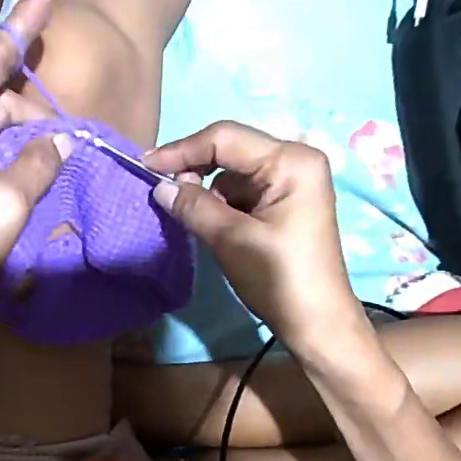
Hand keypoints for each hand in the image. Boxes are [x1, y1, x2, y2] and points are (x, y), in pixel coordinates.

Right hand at [144, 122, 363, 350]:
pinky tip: (206, 219)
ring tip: (184, 211)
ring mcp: (292, 181)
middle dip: (193, 166)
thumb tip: (160, 186)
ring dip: (205, 187)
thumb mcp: (230, 239)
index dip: (181, 150)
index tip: (145, 165)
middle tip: (160, 187)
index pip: (224, 139)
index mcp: (290, 161)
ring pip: (232, 171)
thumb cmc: (277, 277)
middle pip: (230, 149)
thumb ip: (193, 206)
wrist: (315, 321)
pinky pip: (242, 190)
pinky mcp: (284, 202)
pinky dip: (219, 201)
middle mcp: (295, 160)